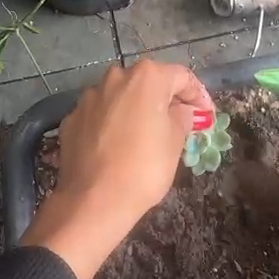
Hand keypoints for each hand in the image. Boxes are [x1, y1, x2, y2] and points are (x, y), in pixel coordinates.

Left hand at [21, 59, 211, 278]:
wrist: (93, 201)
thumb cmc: (144, 167)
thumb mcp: (175, 142)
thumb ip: (183, 117)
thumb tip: (183, 111)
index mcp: (146, 77)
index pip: (181, 77)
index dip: (198, 95)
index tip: (206, 115)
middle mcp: (115, 78)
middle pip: (148, 82)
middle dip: (165, 100)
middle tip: (180, 123)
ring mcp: (89, 98)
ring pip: (120, 97)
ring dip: (135, 110)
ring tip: (146, 135)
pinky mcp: (72, 119)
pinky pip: (100, 115)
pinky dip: (112, 124)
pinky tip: (118, 146)